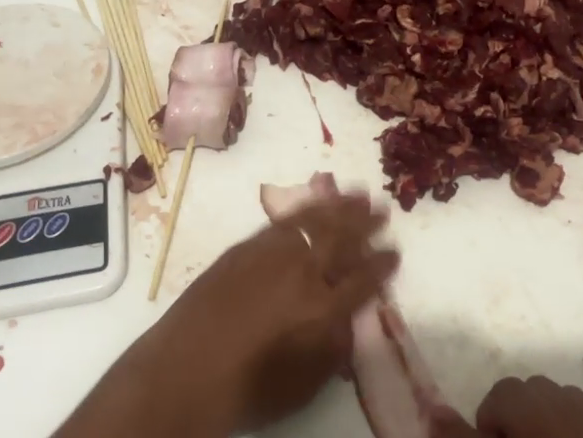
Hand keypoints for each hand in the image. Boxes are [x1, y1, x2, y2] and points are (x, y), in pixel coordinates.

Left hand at [53, 193, 398, 437]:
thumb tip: (347, 320)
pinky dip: (304, 209)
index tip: (396, 253)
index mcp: (324, 308)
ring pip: (315, 221)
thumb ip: (333, 348)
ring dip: (340, 206)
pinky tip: (313, 203)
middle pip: (343, 240)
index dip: (383, 266)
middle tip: (384, 209)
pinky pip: (283, 221)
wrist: (186, 369)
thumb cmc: (249, 390)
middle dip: (367, 224)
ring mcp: (272, 254)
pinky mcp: (245, 247)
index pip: (365, 279)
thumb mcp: (305, 384)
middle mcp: (303, 272)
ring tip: (358, 193)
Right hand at [437, 376, 582, 437]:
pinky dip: (570, 429)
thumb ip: (464, 436)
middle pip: (524, 395)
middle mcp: (556, 395)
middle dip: (516, 422)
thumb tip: (434, 409)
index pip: (496, 398)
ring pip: (553, 403)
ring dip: (542, 424)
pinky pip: (581, 414)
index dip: (490, 429)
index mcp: (527, 403)